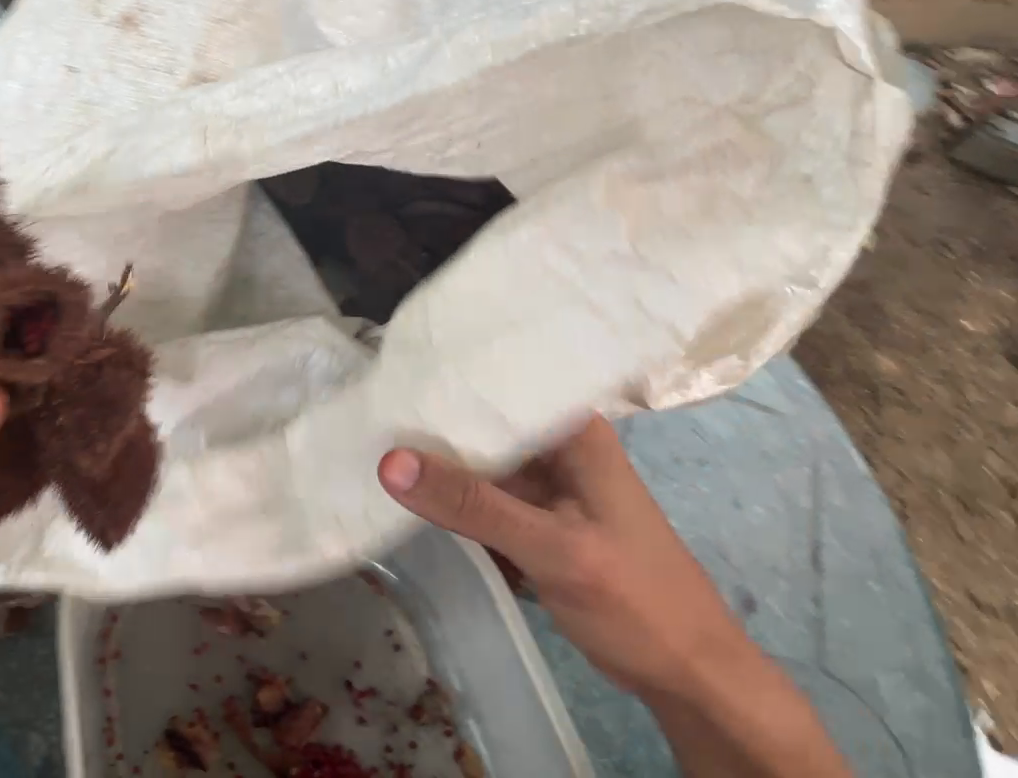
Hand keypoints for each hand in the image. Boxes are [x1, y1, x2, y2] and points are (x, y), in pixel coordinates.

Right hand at [379, 417, 851, 777]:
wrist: (690, 679)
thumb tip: (388, 462)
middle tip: (362, 408)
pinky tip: (398, 484)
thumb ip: (471, 504)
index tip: (387, 373)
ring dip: (430, 459)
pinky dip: (444, 494)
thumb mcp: (552, 549)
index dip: (444, 377)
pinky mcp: (528, 518)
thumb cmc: (639, 603)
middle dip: (426, 420)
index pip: (500, 384)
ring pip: (472, 459)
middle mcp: (555, 447)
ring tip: (366, 437)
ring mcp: (541, 485)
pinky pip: (475, 494)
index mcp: (575, 433)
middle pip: (479, 421)